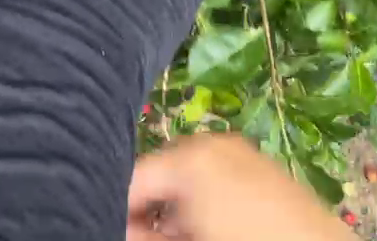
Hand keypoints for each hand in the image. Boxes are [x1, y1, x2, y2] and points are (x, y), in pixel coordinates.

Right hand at [127, 134, 352, 240]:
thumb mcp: (191, 239)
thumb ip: (149, 237)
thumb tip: (122, 231)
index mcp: (189, 157)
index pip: (134, 177)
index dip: (120, 209)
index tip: (113, 230)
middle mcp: (212, 145)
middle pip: (162, 176)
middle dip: (151, 214)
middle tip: (147, 239)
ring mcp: (241, 156)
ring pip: (190, 182)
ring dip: (176, 215)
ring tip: (177, 238)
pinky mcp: (263, 172)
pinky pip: (217, 184)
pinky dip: (204, 209)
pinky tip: (206, 233)